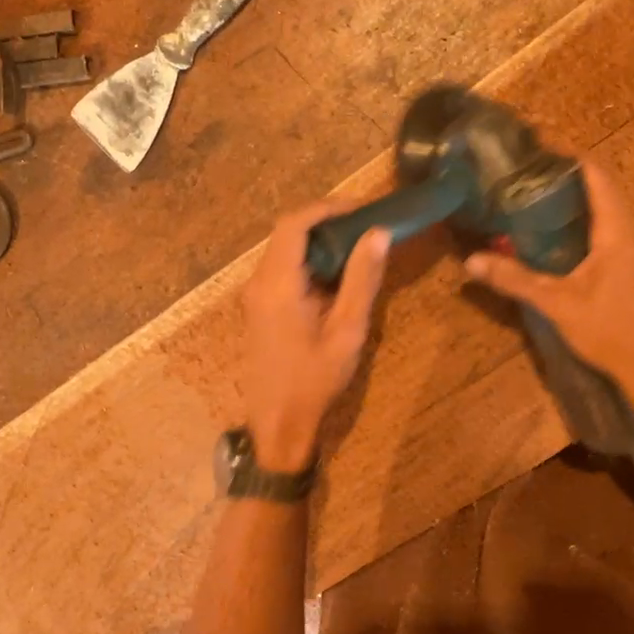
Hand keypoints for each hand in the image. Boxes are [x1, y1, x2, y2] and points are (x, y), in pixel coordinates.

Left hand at [241, 203, 391, 471]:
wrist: (278, 424)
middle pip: (287, 233)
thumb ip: (361, 279)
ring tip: (356, 248)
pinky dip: (308, 263)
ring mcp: (255, 296)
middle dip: (325, 223)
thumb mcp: (347, 330)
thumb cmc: (315, 380)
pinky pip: (281, 270)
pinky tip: (336, 277)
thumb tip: (378, 233)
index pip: (295, 224)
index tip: (361, 209)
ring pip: (284, 251)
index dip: (327, 208)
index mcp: (278, 283)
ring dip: (317, 244)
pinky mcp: (258, 308)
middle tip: (364, 227)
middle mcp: (259, 282)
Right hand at [463, 160, 633, 388]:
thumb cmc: (611, 331)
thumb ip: (515, 279)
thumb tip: (471, 261)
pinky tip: (565, 240)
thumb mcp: (557, 304)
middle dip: (570, 174)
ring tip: (542, 198)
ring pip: (611, 213)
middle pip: (605, 190)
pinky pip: (614, 234)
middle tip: (532, 169)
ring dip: (580, 200)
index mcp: (617, 234)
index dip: (571, 153)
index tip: (542, 141)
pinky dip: (588, 224)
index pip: (597, 176)